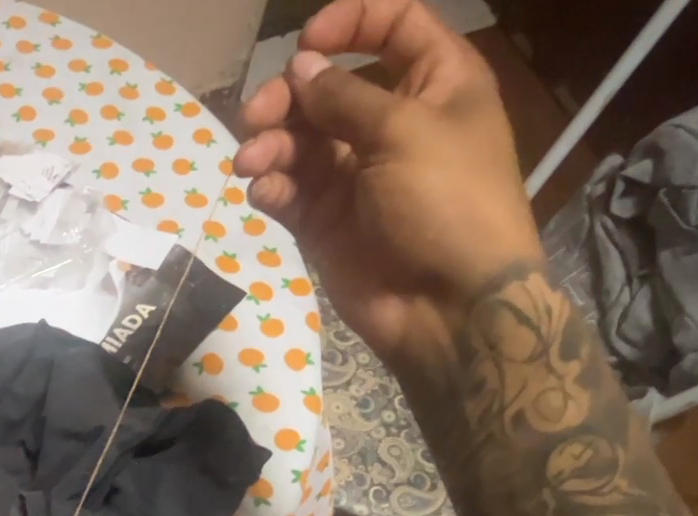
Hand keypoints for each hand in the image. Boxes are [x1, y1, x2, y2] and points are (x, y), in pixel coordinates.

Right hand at [233, 0, 541, 358]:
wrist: (446, 307)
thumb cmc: (446, 203)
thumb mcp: (404, 132)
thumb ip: (345, 97)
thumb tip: (300, 69)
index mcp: (434, 85)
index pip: (393, 27)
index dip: (350, 22)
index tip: (305, 44)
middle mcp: (390, 123)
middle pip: (326, 88)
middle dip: (286, 97)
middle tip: (255, 117)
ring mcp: (354, 175)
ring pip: (298, 141)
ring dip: (268, 145)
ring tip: (251, 164)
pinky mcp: (325, 221)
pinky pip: (288, 190)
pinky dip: (271, 186)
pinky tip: (264, 193)